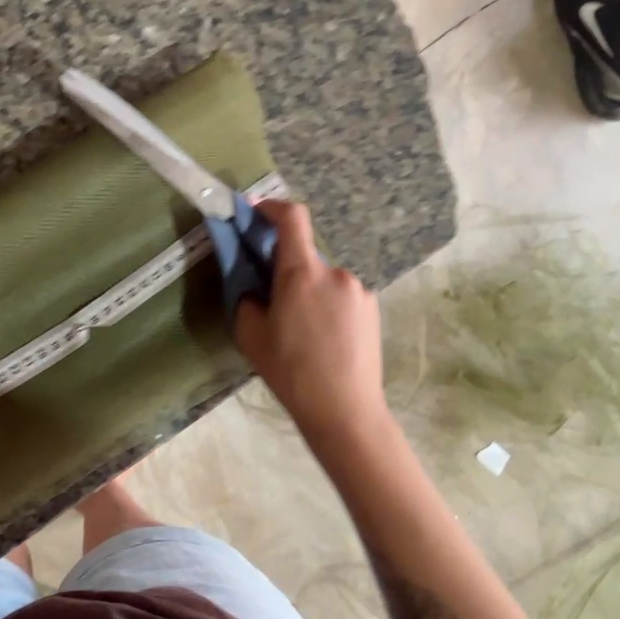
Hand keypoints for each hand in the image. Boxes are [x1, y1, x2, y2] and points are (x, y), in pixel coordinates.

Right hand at [233, 200, 388, 444]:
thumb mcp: (251, 334)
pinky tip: (324, 340)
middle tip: (272, 301)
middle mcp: (334, 272)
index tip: (254, 213)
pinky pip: (341, 294)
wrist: (345, 411)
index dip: (271, 207)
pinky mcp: (372, 307)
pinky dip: (327, 305)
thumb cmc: (290, 371)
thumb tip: (251, 281)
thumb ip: (246, 297)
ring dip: (307, 290)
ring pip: (322, 277)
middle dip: (285, 268)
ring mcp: (358, 289)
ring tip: (301, 330)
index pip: (291, 218)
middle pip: (303, 254)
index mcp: (301, 273)